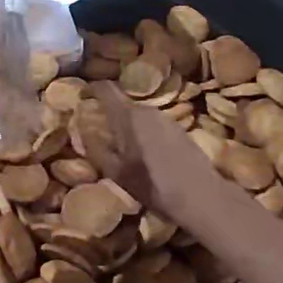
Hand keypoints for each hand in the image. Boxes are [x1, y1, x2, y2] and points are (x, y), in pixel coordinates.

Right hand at [91, 83, 226, 218]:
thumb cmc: (152, 184)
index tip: (82, 96)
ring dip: (128, 124)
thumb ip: (96, 148)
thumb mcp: (116, 172)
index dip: (92, 88)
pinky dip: (144, 132)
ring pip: (139, 114)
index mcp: (128, 115)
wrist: (200, 194)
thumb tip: (82, 129)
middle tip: (98, 128)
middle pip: (123, 102)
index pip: (106, 89)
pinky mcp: (180, 129)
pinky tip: (145, 153)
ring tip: (120, 144)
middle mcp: (148, 110)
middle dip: (109, 112)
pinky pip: (154, 124)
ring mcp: (167, 118)